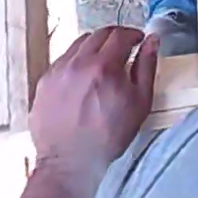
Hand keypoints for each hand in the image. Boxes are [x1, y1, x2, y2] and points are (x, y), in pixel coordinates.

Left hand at [29, 27, 159, 197]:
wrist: (69, 163)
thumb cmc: (108, 137)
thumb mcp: (139, 104)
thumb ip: (147, 67)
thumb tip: (152, 41)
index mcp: (104, 66)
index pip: (121, 34)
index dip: (133, 34)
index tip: (138, 40)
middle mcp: (79, 62)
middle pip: (100, 33)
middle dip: (115, 37)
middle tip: (123, 48)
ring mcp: (59, 70)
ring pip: (80, 43)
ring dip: (95, 46)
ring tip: (102, 63)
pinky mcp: (45, 80)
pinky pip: (64, 59)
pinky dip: (77, 61)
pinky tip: (83, 77)